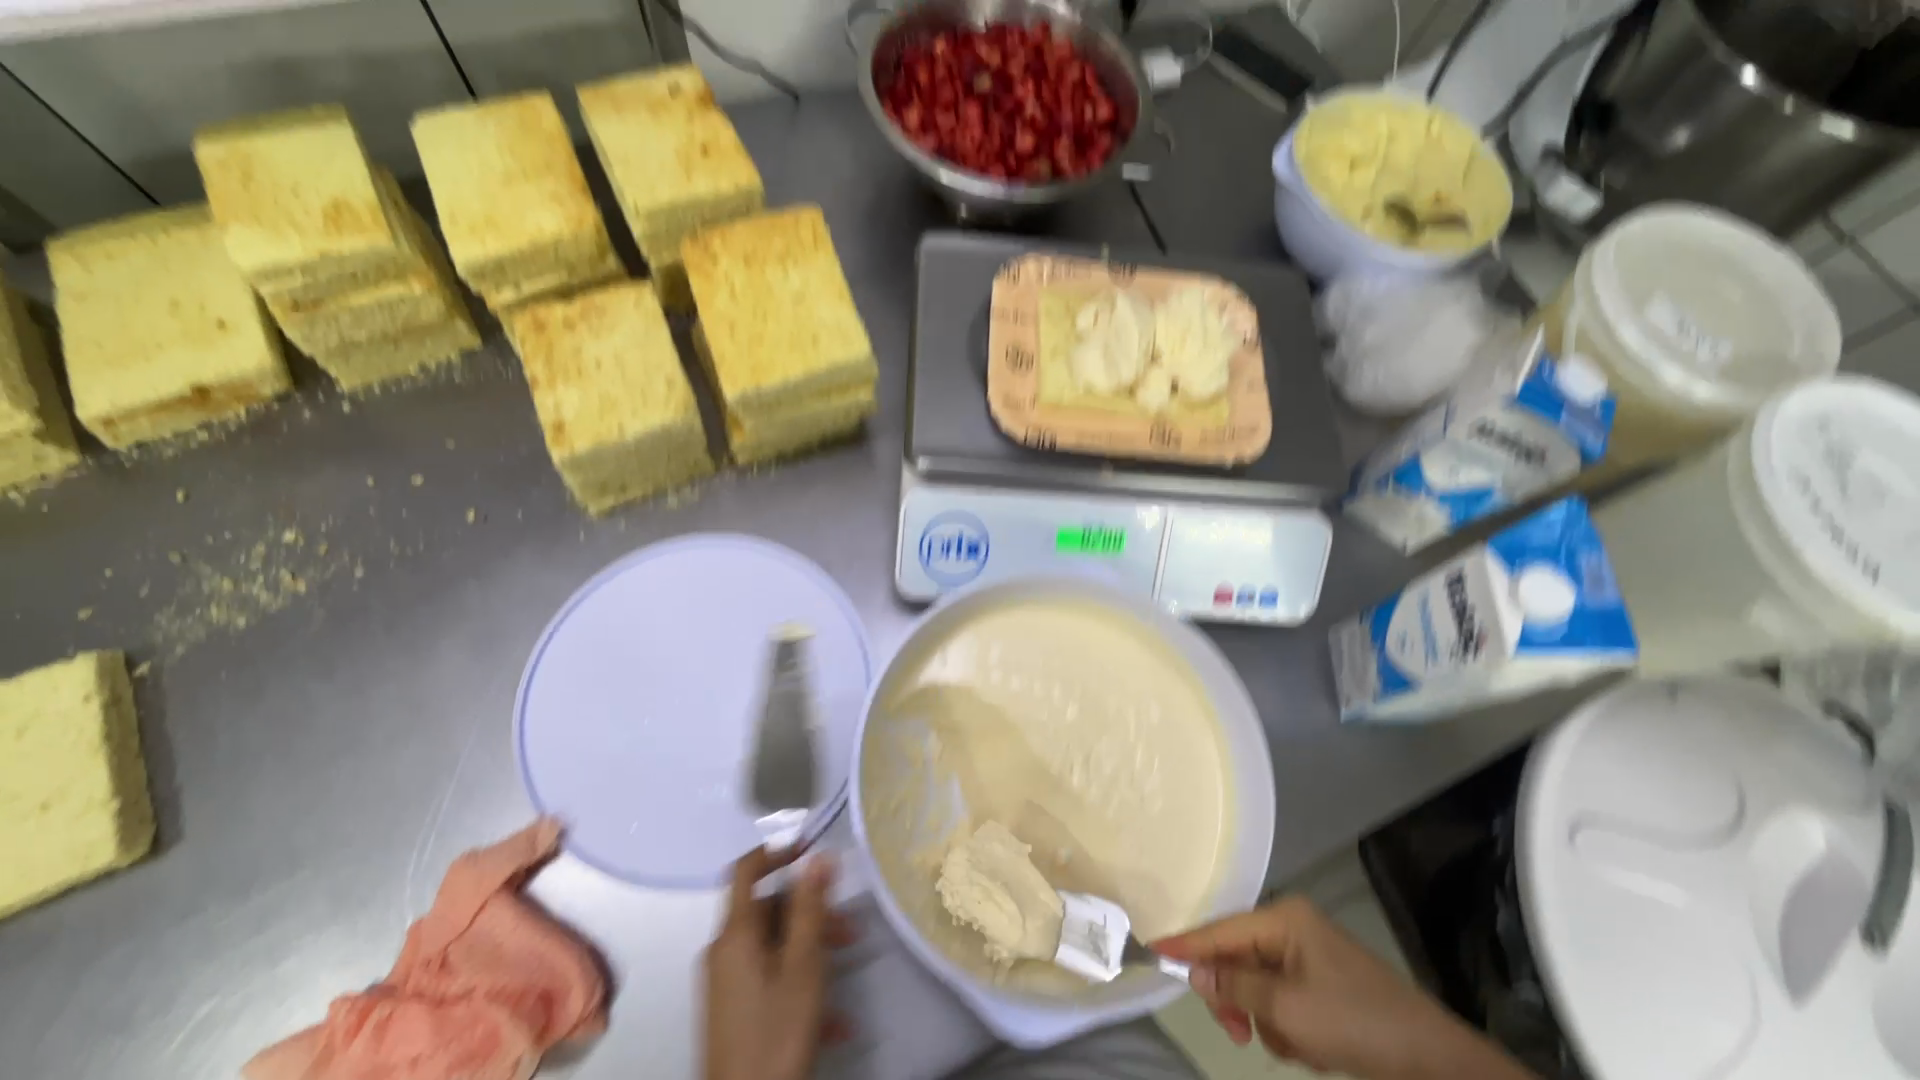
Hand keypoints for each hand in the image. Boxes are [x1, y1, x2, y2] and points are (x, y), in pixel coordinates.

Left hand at [701, 849, 856, 1079]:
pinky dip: (799, 986)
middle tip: (850, 931)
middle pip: (766, 912)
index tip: (813, 851)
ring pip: (772, 947)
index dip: (777, 853)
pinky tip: (835, 1023)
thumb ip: (810, 908)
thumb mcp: (803, 966)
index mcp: (734, 934)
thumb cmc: (776, 1032)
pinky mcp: (731, 1011)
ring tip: (847, 972)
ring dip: (811, 951)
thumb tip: (817, 857)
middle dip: (809, 913)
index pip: (745, 871)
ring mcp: (724, 983)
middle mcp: (722, 952)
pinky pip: (768, 980)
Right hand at [1155, 896, 1535, 1079]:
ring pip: (1257, 987)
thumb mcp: (1284, 1008)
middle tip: (1237, 1035)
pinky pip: (1281, 1001)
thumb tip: (1193, 971)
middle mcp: (1293, 929)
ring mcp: (1309, 957)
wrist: (1431, 1060)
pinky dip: (1288, 1028)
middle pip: (1236, 959)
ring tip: (1294, 1046)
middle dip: (1236, 1000)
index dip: (1186, 947)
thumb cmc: (1354, 1022)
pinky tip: (1312, 1048)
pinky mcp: (1322, 986)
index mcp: (1285, 920)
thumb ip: (1233, 988)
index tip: (1149, 954)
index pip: (1220, 931)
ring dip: (1267, 1021)